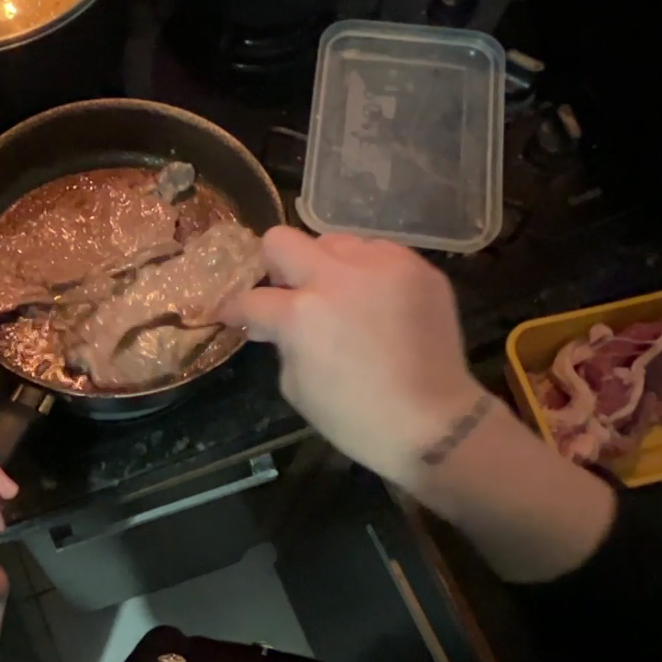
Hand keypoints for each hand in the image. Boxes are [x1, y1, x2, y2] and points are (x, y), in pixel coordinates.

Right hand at [224, 227, 484, 483]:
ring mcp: (381, 266)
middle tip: (284, 291)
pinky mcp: (417, 267)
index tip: (231, 314)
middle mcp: (337, 277)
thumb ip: (282, 342)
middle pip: (282, 240)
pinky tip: (373, 302)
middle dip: (273, 265)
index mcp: (300, 314)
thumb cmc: (353, 417)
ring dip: (324, 265)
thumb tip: (277, 323)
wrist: (430, 421)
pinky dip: (365, 272)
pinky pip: (377, 252)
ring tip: (337, 296)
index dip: (234, 309)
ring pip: (334, 240)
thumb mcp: (295, 387)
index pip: (251, 299)